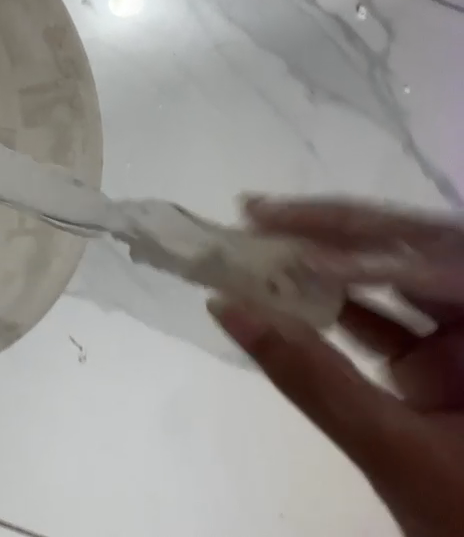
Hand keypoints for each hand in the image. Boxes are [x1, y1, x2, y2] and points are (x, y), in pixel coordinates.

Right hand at [209, 196, 463, 536]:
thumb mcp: (397, 451)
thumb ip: (311, 377)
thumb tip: (224, 306)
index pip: (448, 264)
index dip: (371, 243)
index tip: (287, 232)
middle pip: (422, 258)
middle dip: (339, 234)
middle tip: (256, 213)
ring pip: (396, 283)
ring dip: (323, 262)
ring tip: (252, 241)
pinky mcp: (440, 370)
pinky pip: (380, 319)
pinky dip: (325, 302)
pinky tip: (271, 290)